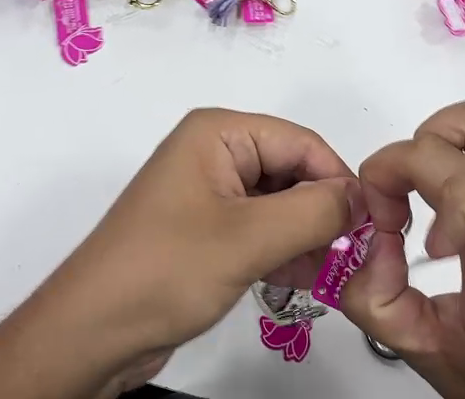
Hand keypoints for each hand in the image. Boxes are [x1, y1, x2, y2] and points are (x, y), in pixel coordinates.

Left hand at [37, 109, 363, 367]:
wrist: (92, 332)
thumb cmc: (166, 269)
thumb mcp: (248, 238)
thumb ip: (313, 212)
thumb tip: (361, 197)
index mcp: (219, 132)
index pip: (300, 142)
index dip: (339, 180)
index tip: (373, 226)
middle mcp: (215, 153)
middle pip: (292, 171)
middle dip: (324, 213)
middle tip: (357, 259)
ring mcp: (209, 192)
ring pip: (280, 204)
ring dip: (308, 237)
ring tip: (334, 276)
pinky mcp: (206, 230)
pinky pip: (260, 229)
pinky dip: (284, 251)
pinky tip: (303, 281)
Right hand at [342, 97, 464, 398]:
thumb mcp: (428, 352)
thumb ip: (373, 299)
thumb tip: (366, 240)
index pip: (461, 180)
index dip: (410, 187)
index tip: (400, 234)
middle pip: (464, 129)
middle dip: (411, 157)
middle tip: (398, 206)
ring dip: (438, 137)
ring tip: (423, 187)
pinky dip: (463, 137)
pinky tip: (450, 183)